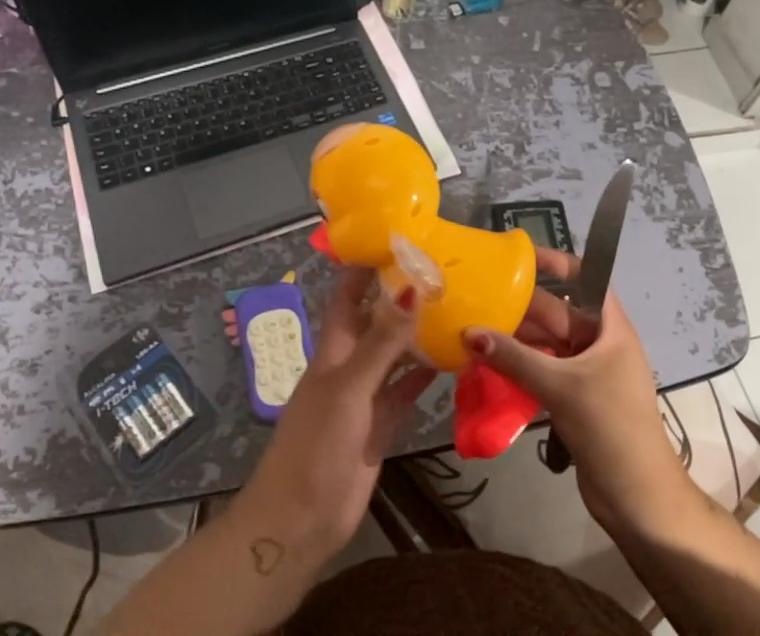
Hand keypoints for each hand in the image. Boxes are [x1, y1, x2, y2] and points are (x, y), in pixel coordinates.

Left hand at [236, 270, 437, 558]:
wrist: (301, 519)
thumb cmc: (315, 446)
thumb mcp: (349, 388)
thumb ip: (382, 343)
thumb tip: (412, 288)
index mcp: (333, 349)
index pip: (349, 295)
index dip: (367, 267)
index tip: (402, 241)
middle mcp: (350, 365)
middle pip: (377, 321)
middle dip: (403, 296)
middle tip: (446, 271)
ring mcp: (366, 396)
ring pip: (396, 355)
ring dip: (419, 334)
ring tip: (458, 307)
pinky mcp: (382, 424)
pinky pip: (407, 391)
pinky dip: (427, 375)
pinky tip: (454, 359)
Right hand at [464, 248, 690, 531]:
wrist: (636, 494)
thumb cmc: (609, 426)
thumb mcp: (561, 386)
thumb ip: (514, 358)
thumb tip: (468, 332)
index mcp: (611, 329)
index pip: (587, 279)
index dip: (557, 263)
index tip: (518, 258)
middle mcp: (600, 344)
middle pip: (559, 312)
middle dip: (522, 305)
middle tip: (478, 295)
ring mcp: (588, 373)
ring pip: (548, 344)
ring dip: (516, 339)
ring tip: (474, 329)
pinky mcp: (575, 399)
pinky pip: (544, 370)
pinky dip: (520, 366)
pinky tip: (489, 366)